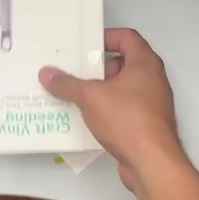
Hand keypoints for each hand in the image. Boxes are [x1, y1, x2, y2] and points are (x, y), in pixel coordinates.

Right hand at [39, 28, 187, 190]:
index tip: (84, 45)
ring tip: (72, 94)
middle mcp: (152, 80)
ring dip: (99, 90)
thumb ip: (67, 84)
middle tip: (72, 71)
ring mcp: (151, 104)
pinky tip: (85, 118)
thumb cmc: (126, 119)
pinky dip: (105, 110)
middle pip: (123, 63)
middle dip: (97, 67)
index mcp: (145, 64)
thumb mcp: (91, 97)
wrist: (151, 162)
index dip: (106, 36)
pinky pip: (122, 110)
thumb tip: (46, 73)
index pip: (127, 37)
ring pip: (121, 89)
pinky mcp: (146, 125)